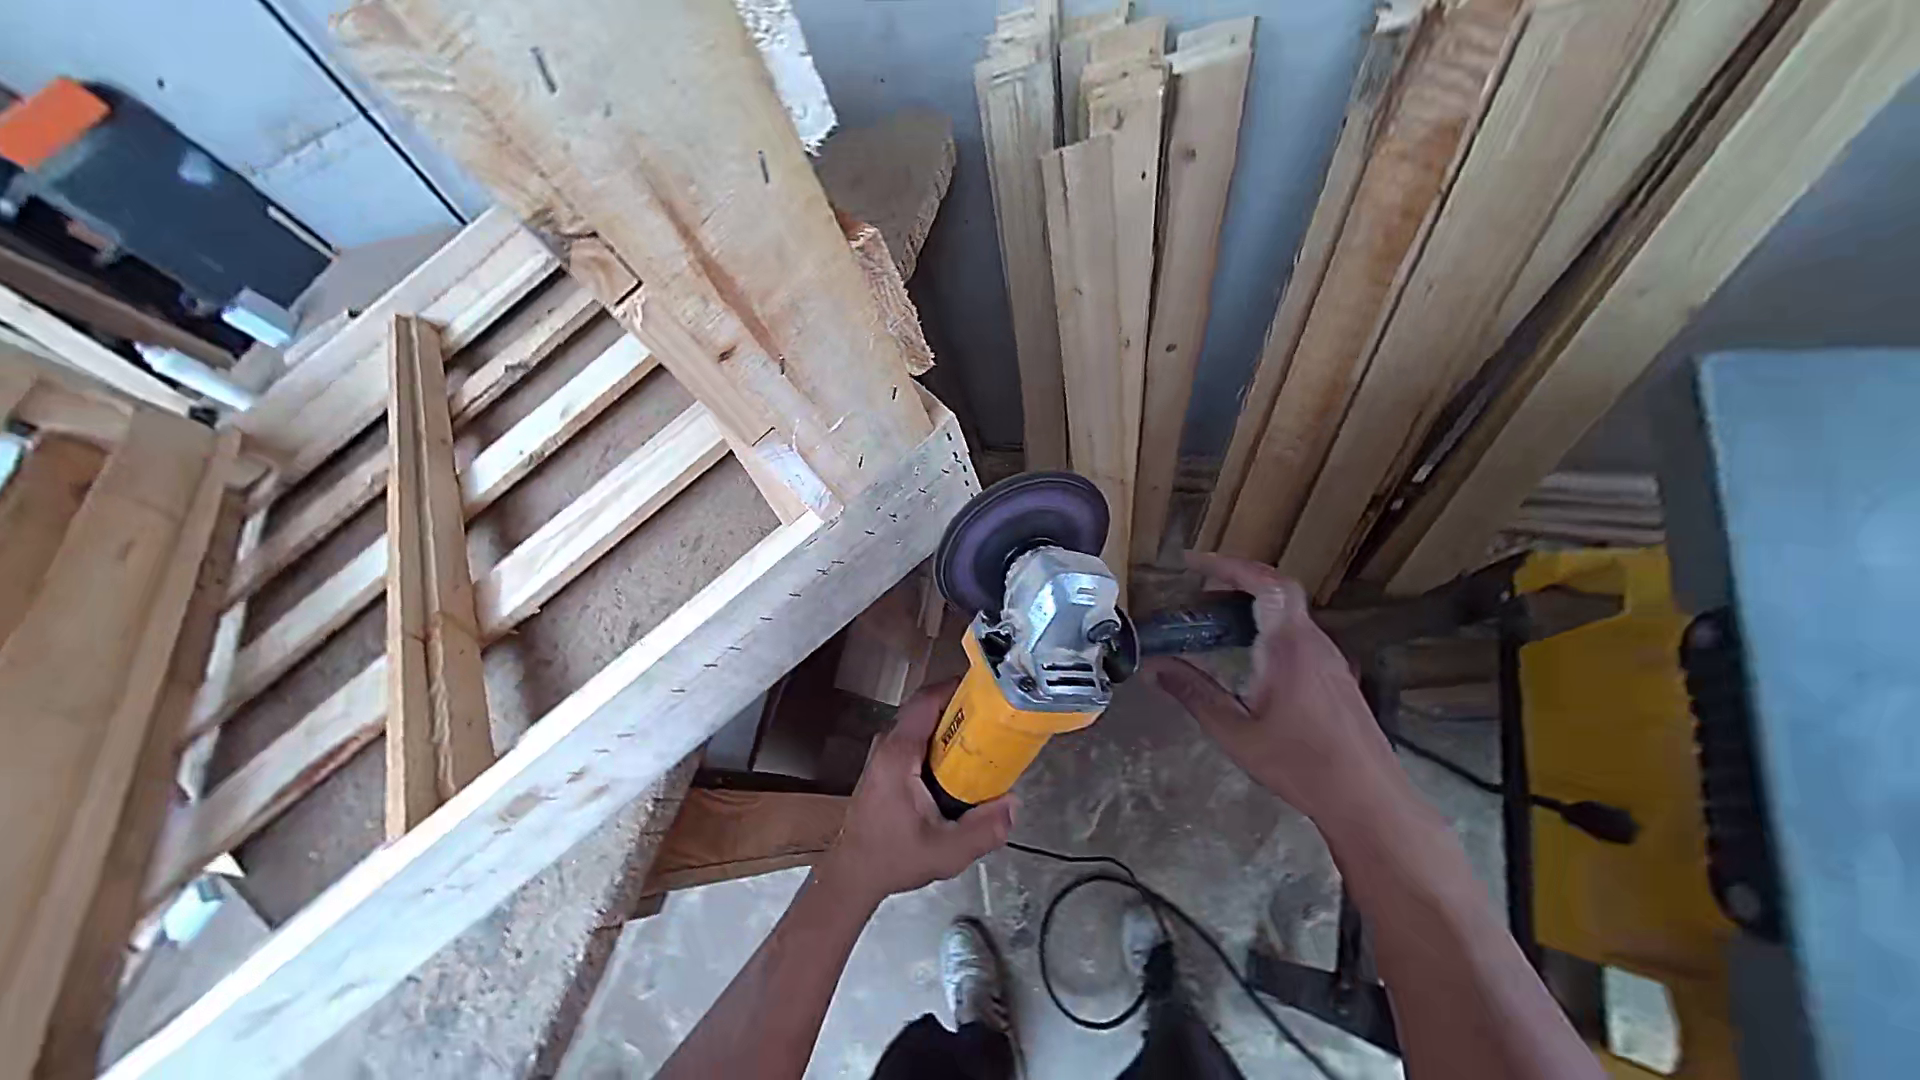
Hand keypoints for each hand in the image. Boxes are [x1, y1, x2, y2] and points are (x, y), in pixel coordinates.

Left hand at [816, 681, 1016, 906]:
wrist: (853, 875)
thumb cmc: (894, 858)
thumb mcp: (946, 852)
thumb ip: (983, 830)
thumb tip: (1013, 803)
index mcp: (899, 753)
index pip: (926, 701)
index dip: (954, 687)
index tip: (985, 689)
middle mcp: (887, 745)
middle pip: (925, 707)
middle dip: (959, 705)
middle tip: (993, 714)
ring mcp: (883, 754)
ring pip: (919, 722)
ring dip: (948, 723)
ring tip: (982, 734)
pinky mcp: (884, 766)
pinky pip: (914, 738)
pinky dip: (937, 738)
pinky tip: (959, 759)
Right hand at [1143, 552, 1411, 821]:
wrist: (1368, 799)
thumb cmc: (1300, 765)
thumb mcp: (1235, 732)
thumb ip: (1193, 694)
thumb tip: (1154, 668)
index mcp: (1289, 648)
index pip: (1266, 585)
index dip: (1230, 565)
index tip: (1194, 563)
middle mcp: (1315, 643)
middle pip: (1279, 590)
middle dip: (1237, 579)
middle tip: (1200, 587)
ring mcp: (1331, 659)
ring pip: (1291, 611)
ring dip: (1254, 602)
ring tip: (1217, 617)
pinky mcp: (1337, 676)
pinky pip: (1299, 632)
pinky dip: (1269, 624)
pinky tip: (1250, 652)